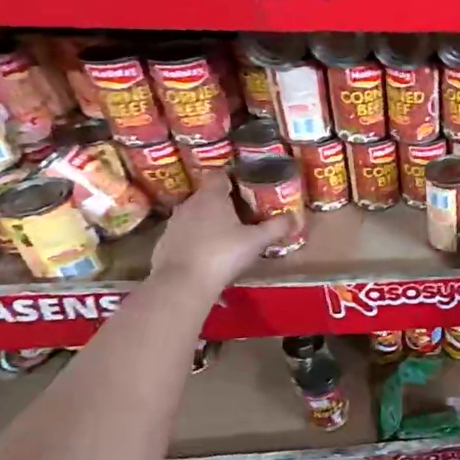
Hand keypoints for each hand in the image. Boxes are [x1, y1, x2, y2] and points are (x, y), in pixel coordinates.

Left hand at [149, 174, 295, 290]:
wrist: (181, 284)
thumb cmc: (222, 254)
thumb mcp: (256, 241)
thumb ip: (277, 227)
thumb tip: (295, 217)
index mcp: (211, 196)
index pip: (220, 175)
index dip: (234, 179)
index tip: (248, 188)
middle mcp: (189, 204)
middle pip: (208, 195)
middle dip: (224, 202)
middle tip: (243, 214)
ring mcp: (173, 224)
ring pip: (195, 215)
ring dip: (208, 221)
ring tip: (226, 235)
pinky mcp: (164, 244)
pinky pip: (185, 234)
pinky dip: (196, 239)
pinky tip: (208, 254)